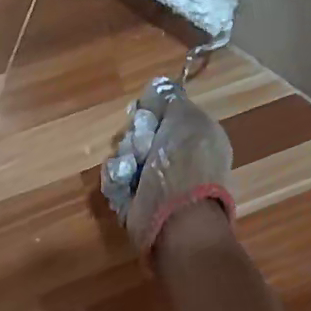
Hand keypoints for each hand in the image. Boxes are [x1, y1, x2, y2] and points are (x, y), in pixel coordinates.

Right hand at [101, 77, 234, 254]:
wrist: (177, 220)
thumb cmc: (186, 166)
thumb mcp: (187, 119)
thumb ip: (171, 100)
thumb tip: (156, 90)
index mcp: (194, 139)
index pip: (163, 114)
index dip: (152, 112)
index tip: (148, 115)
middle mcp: (176, 160)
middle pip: (140, 134)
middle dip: (135, 137)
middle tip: (142, 148)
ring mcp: (155, 183)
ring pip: (124, 155)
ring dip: (124, 158)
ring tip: (132, 170)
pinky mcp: (135, 203)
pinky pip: (115, 179)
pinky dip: (116, 179)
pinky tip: (125, 184)